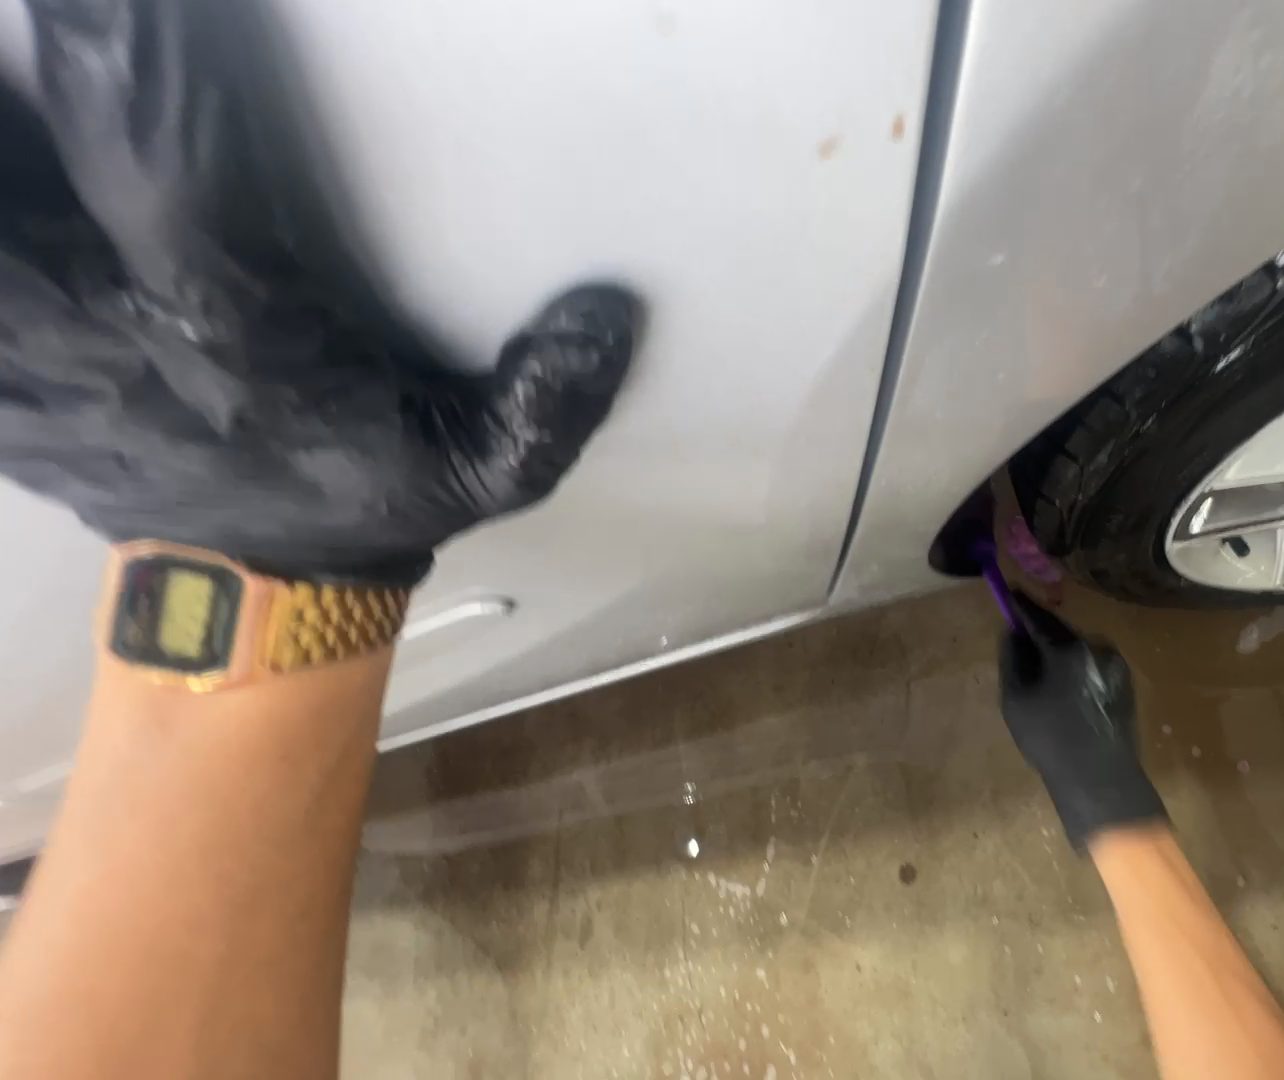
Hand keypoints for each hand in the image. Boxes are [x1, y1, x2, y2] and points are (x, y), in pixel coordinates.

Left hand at [0, 0, 636, 585]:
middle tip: (95, 34)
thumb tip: (606, 315)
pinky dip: (5, 179)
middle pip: (2, 133)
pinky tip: (45, 167)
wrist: (268, 572)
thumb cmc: (381, 498)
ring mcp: (5, 344)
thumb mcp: (496, 466)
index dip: (144, 48)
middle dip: (36, 59)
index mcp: (231, 330)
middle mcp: (85, 321)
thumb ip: (553, 401)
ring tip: (64, 87)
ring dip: (10, 114)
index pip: (160, 156)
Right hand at [999, 597, 1165, 849]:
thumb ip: (1012, 657)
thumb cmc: (1050, 740)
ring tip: (1043, 674)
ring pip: (1078, 648)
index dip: (1021, 604)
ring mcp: (1115, 664)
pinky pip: (1092, 664)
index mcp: (1068, 649)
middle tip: (1021, 635)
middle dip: (1041, 631)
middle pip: (1061, 631)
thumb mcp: (1016, 699)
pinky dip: (1076, 667)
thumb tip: (1013, 630)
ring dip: (1060, 652)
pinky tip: (1066, 690)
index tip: (1009, 590)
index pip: (1039, 616)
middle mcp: (1097, 647)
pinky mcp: (1125, 681)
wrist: (1101, 780)